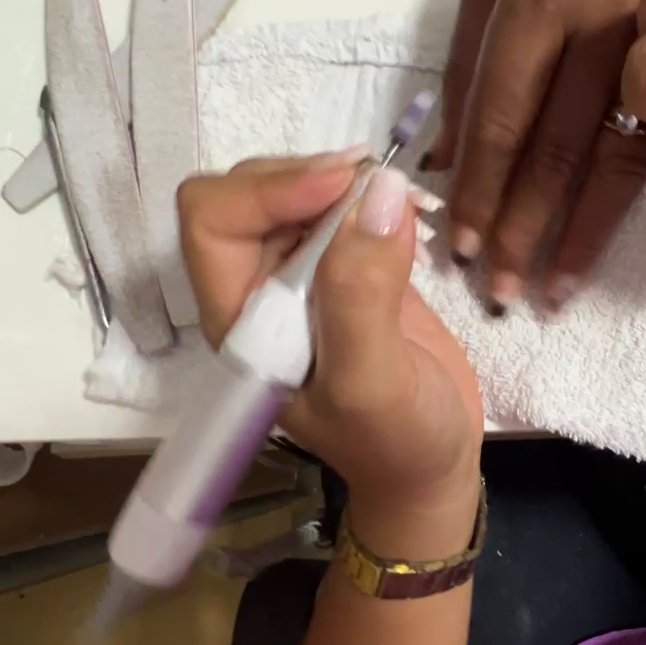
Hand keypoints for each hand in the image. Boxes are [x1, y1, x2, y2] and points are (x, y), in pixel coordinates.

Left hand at [179, 155, 483, 554]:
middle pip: (252, 194)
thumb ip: (361, 296)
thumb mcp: (371, 384)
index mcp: (240, 320)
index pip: (213, 221)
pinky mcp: (351, 275)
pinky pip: (346, 214)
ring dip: (347, 184)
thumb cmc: (395, 442)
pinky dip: (375, 199)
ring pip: (300, 196)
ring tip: (401, 198)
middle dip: (312, 178)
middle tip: (380, 190)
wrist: (432, 466)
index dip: (267, 190)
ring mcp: (307, 281)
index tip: (341, 188)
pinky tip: (409, 212)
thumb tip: (378, 194)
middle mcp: (261, 292)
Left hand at [427, 0, 645, 311]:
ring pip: (619, 160)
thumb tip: (445, 156)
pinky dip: (645, 202)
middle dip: (525, 231)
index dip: (480, 189)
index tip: (461, 246)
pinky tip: (625, 243)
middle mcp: (610, 22)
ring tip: (556, 292)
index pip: (504, 116)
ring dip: (584, 235)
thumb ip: (468, 59)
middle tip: (502, 294)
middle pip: (559, 152)